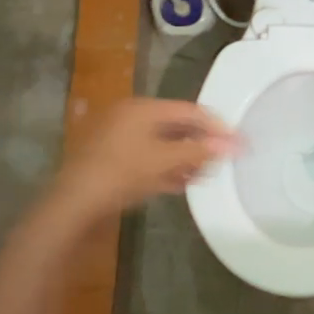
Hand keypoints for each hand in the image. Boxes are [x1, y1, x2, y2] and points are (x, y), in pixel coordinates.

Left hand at [52, 98, 236, 220]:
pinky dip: (168, 167)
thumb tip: (234, 144)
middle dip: (201, 144)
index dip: (217, 127)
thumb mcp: (165, 161)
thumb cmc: (121, 174)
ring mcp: (121, 138)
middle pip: (178, 127)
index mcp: (143, 109)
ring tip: (205, 175)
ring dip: (187, 158)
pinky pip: (151, 157)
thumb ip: (201, 151)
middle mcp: (132, 117)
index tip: (239, 144)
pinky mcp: (116, 159)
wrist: (74, 204)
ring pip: (165, 144)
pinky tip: (182, 183)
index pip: (191, 111)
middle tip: (222, 162)